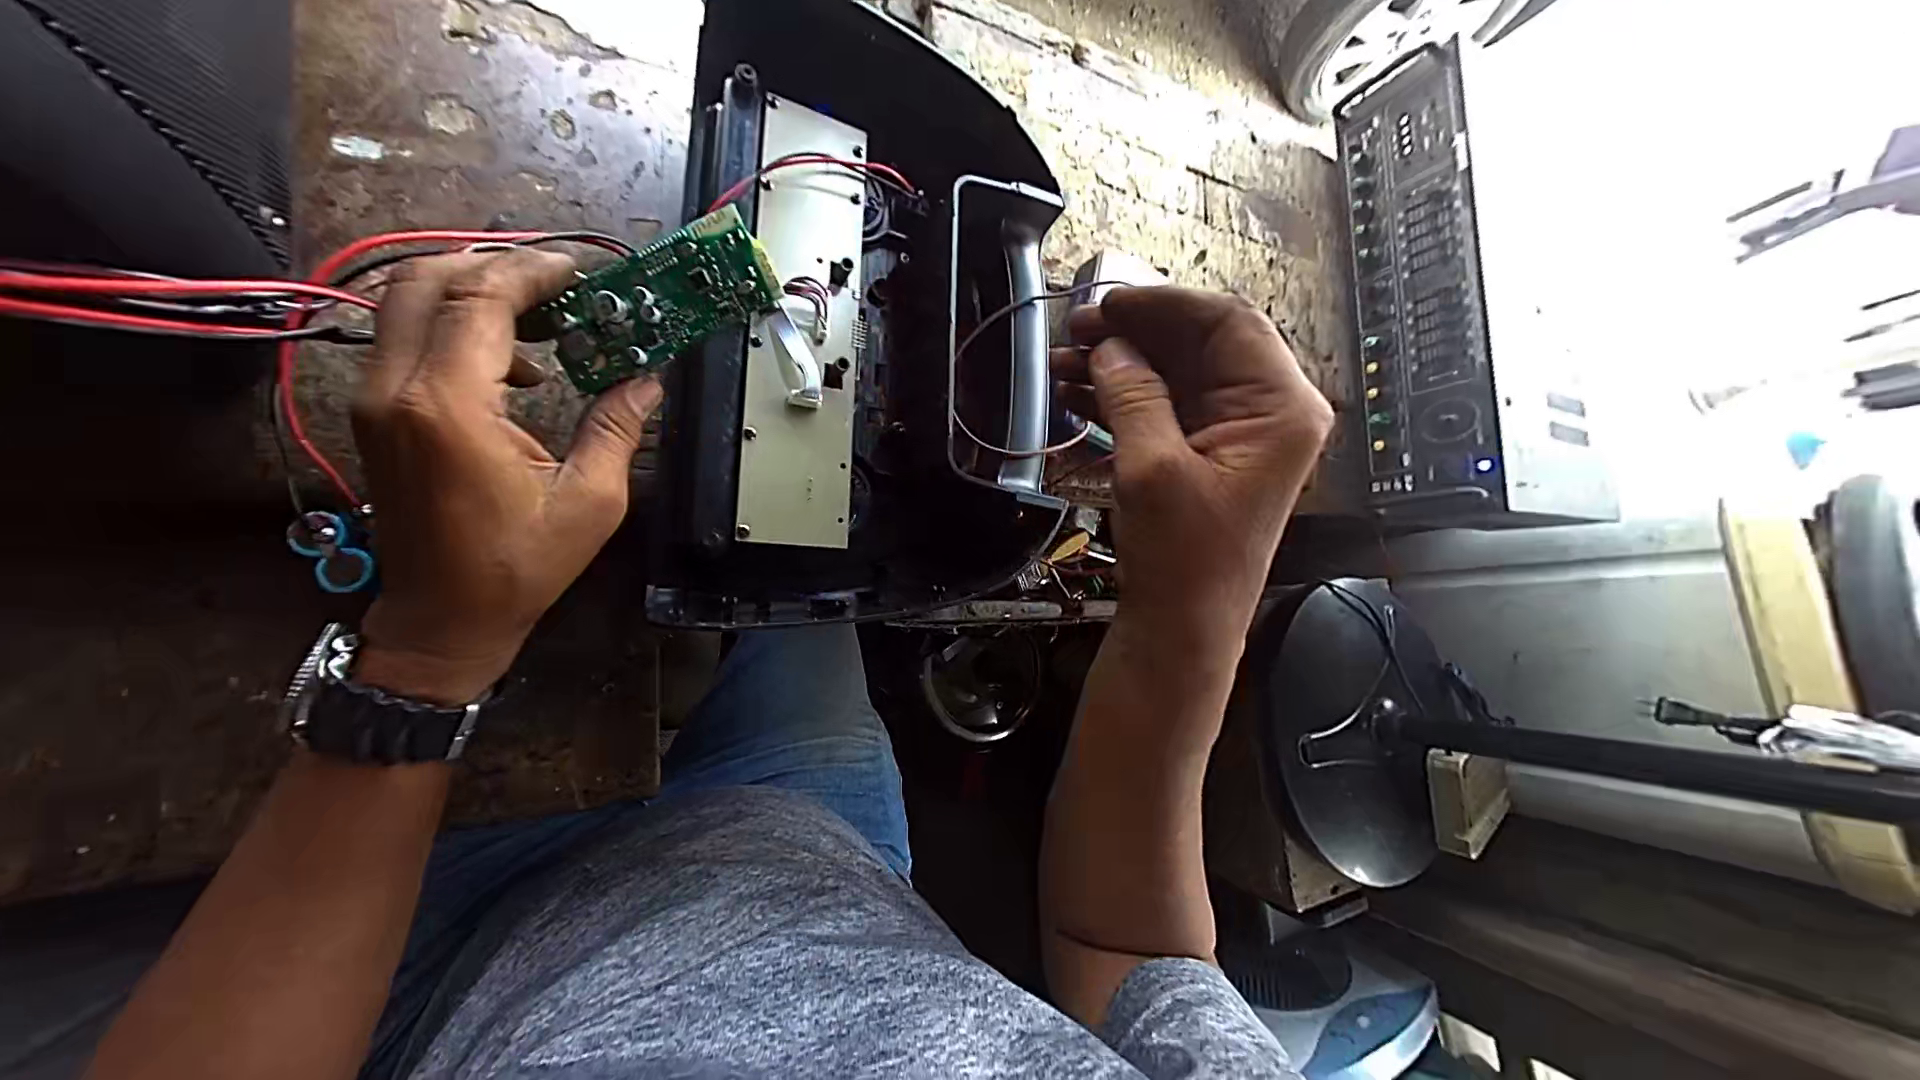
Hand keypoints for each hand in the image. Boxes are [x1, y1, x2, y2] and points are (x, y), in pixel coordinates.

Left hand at [349, 249, 662, 704]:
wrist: (444, 615)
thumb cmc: (520, 564)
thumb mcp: (591, 499)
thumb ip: (617, 428)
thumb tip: (647, 381)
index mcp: (450, 408)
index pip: (478, 301)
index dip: (530, 273)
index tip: (576, 271)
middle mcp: (398, 391)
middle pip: (427, 281)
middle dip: (496, 268)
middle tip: (559, 285)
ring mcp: (378, 402)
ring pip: (409, 304)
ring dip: (475, 294)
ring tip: (544, 318)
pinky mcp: (380, 416)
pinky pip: (409, 341)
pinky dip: (459, 329)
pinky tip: (515, 366)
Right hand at [1052, 288, 1331, 654]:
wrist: (1181, 627)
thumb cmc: (1183, 559)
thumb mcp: (1152, 469)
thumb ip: (1133, 396)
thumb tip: (1110, 347)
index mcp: (1279, 409)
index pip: (1228, 324)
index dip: (1163, 306)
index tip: (1108, 304)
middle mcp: (1264, 414)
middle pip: (1199, 346)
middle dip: (1134, 334)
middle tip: (1077, 329)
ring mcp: (1232, 435)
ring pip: (1174, 375)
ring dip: (1119, 365)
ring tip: (1063, 362)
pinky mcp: (1201, 455)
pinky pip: (1162, 407)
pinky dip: (1121, 396)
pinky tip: (1077, 391)